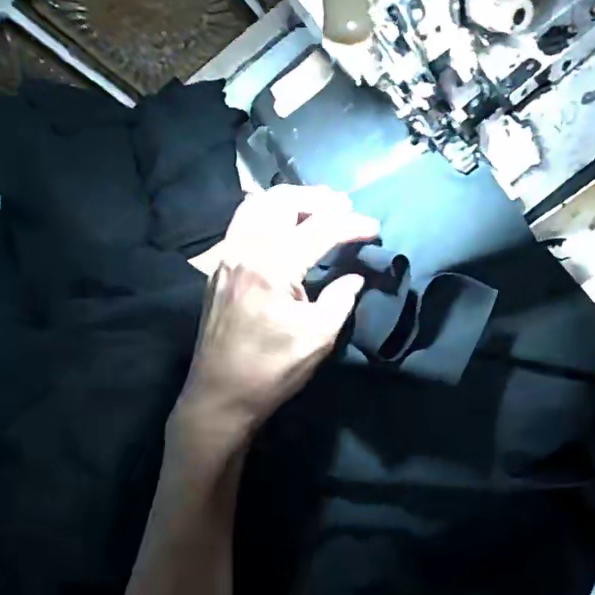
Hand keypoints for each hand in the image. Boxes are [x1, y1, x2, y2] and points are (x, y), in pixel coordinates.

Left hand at [170, 185, 379, 465]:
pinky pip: (243, 221)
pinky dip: (268, 213)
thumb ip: (341, 299)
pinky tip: (285, 228)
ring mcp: (227, 256)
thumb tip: (355, 276)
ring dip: (290, 201)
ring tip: (317, 212)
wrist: (219, 396)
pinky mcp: (219, 268)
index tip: (376, 228)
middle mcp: (244, 250)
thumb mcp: (317, 339)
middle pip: (281, 200)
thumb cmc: (271, 371)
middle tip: (345, 208)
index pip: (319, 228)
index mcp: (271, 267)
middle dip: (318, 198)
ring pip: (257, 205)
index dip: (352, 224)